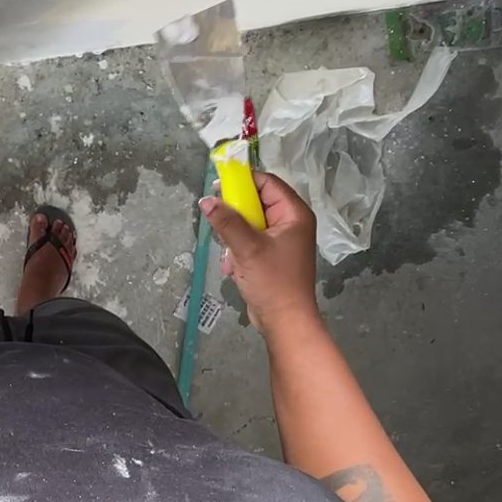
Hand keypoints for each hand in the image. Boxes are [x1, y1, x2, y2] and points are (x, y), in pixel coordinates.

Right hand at [199, 170, 320, 334]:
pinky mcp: (272, 256)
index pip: (268, 183)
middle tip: (218, 221)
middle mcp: (291, 223)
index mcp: (294, 214)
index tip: (218, 185)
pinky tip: (233, 267)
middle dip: (235, 215)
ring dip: (233, 237)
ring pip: (249, 224)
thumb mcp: (247, 248)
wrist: (285, 320)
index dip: (243, 180)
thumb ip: (227, 222)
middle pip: (257, 203)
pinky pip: (250, 242)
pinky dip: (237, 251)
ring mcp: (282, 241)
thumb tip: (206, 201)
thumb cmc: (273, 281)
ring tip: (229, 253)